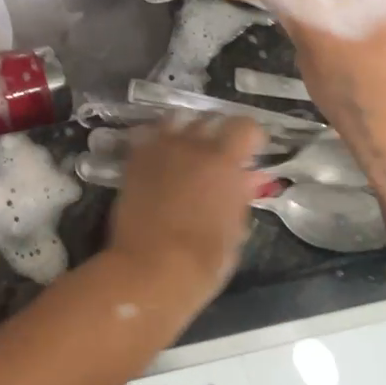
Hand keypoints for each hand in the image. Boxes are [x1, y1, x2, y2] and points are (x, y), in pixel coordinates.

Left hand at [107, 116, 265, 302]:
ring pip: (176, 120)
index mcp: (223, 162)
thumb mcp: (235, 230)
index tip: (251, 151)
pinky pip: (147, 134)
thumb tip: (249, 176)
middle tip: (219, 155)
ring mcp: (159, 147)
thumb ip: (241, 195)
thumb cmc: (204, 258)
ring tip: (188, 152)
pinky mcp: (134, 157)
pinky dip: (157, 139)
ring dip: (186, 131)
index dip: (250, 135)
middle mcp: (191, 145)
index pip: (244, 125)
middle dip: (218, 132)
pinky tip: (161, 157)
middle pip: (209, 118)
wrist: (151, 266)